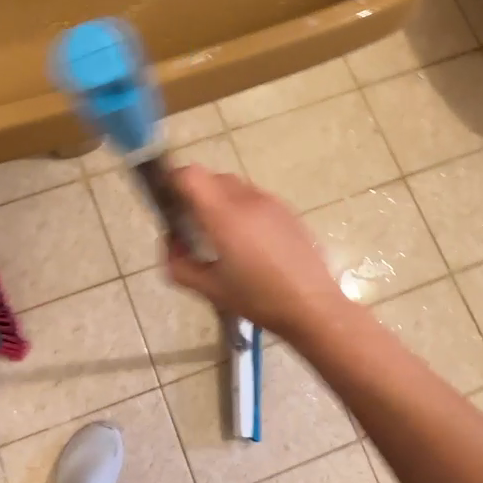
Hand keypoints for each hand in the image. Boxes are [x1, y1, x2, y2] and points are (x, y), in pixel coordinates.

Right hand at [164, 167, 353, 336]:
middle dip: (195, 194)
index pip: (190, 175)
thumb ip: (178, 265)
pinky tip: (249, 242)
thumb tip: (170, 244)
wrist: (314, 307)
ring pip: (233, 186)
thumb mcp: (209, 289)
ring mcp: (270, 202)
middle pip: (210, 178)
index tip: (168, 202)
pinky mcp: (287, 210)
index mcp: (224, 216)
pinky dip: (241, 208)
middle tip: (191, 224)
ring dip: (219, 200)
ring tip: (222, 235)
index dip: (173, 181)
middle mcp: (247, 200)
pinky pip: (254, 197)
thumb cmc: (258, 300)